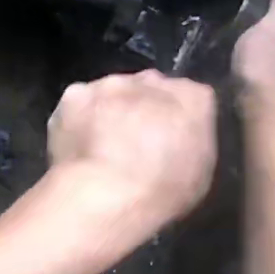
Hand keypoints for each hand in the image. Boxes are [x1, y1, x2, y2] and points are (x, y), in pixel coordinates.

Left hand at [46, 71, 217, 232]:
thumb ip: (190, 137)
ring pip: (110, 92)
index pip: (187, 95)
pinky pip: (78, 102)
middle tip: (131, 141)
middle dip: (139, 108)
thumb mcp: (200, 169)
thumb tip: (176, 133)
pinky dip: (77, 117)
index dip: (172, 117)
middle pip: (146, 87)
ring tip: (99, 144)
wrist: (106, 192)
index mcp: (193, 97)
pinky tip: (78, 141)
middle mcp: (151, 81)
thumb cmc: (162, 192)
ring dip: (107, 110)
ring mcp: (110, 84)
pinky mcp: (75, 95)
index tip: (164, 137)